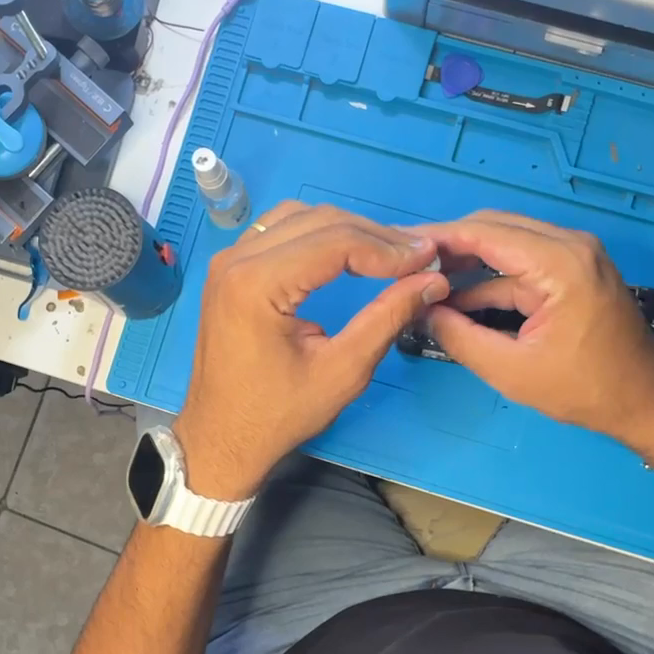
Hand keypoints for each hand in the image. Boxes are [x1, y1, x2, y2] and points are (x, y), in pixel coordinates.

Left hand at [175, 202, 448, 498]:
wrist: (221, 436)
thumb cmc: (278, 414)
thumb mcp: (342, 371)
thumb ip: (387, 318)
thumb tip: (432, 279)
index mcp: (257, 284)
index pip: (336, 241)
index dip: (388, 247)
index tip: (428, 258)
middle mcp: (237, 260)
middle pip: (319, 220)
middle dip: (374, 235)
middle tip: (417, 256)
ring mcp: (229, 261)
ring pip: (300, 217)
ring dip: (347, 230)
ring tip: (388, 255)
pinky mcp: (229, 269)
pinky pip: (279, 230)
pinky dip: (318, 235)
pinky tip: (347, 255)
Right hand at [421, 212, 653, 464]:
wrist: (646, 400)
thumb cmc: (584, 389)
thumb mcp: (511, 371)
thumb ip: (460, 337)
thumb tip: (420, 312)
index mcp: (559, 263)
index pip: (485, 233)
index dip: (437, 237)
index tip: (398, 246)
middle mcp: (569, 244)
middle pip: (495, 226)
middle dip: (448, 243)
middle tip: (404, 261)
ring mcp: (575, 254)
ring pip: (506, 240)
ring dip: (466, 258)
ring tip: (422, 277)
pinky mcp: (574, 269)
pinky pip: (521, 261)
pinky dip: (489, 275)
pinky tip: (456, 295)